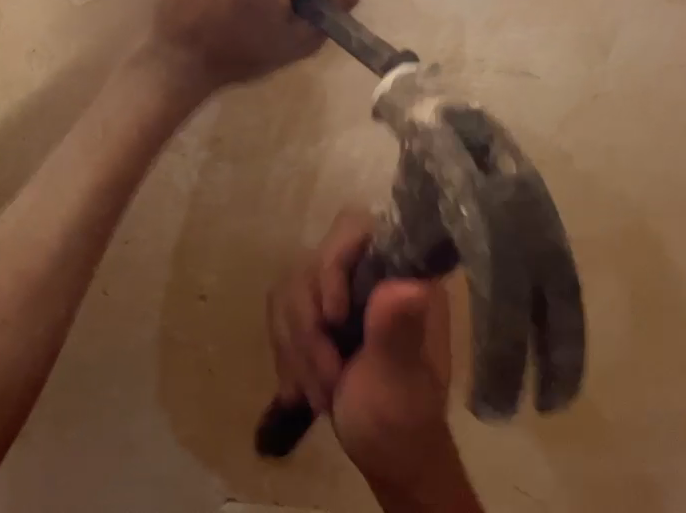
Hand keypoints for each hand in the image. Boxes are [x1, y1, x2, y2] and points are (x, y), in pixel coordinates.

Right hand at [269, 209, 464, 501]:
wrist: (385, 456)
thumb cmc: (403, 421)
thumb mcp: (400, 381)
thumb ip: (397, 332)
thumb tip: (408, 285)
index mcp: (400, 277)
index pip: (356, 229)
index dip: (333, 261)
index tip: (333, 318)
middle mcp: (367, 274)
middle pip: (312, 264)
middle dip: (310, 328)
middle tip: (328, 377)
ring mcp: (337, 291)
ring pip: (289, 290)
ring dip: (296, 348)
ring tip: (321, 393)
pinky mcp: (312, 309)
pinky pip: (277, 312)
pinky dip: (286, 353)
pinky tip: (302, 387)